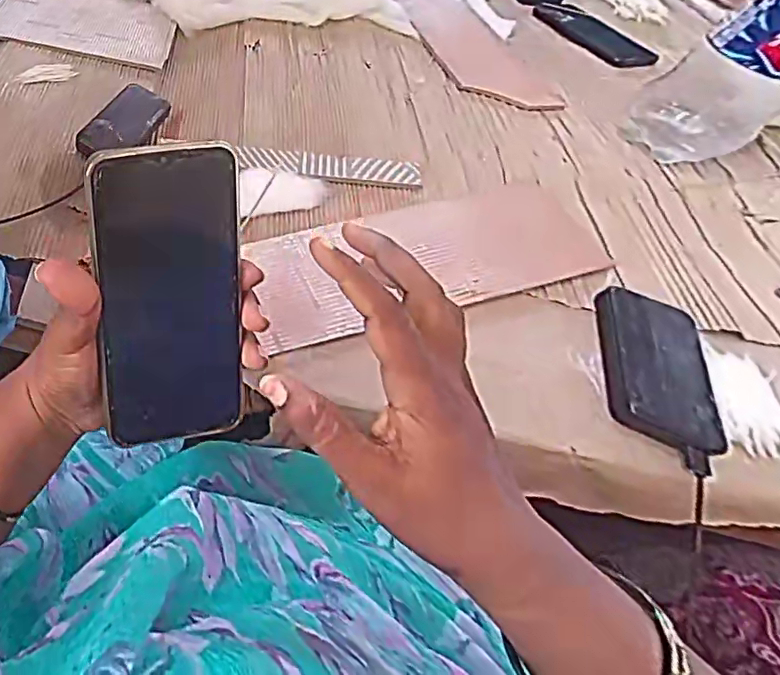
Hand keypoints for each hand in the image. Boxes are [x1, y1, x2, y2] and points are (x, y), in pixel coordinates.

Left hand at [18, 258, 270, 438]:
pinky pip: (213, 350)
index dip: (209, 257)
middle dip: (237, 292)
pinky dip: (234, 352)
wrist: (66, 410)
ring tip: (249, 340)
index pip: (173, 257)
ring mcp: (167, 328)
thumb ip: (71, 301)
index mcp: (126, 281)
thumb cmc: (61, 364)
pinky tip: (243, 359)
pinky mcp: (177, 358)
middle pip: (206, 285)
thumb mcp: (66, 330)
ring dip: (241, 322)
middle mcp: (152, 300)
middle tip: (248, 310)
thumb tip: (56, 271)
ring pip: (216, 316)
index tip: (235, 266)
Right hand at [256, 226, 540, 590]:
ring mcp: (454, 377)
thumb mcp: (370, 478)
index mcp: (422, 388)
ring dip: (404, 269)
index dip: (352, 275)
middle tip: (351, 232)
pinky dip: (415, 292)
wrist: (500, 545)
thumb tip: (278, 386)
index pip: (385, 314)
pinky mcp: (455, 386)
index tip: (324, 249)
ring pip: (437, 304)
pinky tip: (398, 298)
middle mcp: (443, 373)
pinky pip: (440, 321)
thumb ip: (321, 428)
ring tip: (371, 250)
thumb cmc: (443, 516)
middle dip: (386, 254)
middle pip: (424, 293)